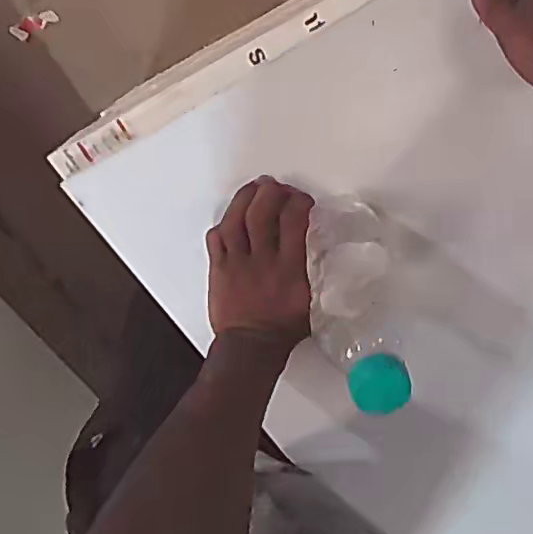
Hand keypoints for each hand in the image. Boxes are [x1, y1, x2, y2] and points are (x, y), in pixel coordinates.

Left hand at [206, 176, 313, 347]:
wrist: (250, 347)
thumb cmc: (283, 327)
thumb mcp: (310, 298)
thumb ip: (309, 270)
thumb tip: (316, 250)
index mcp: (288, 267)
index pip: (293, 221)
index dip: (299, 202)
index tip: (303, 199)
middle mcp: (261, 260)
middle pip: (262, 213)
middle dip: (271, 192)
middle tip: (277, 187)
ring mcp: (236, 263)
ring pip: (236, 220)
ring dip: (245, 199)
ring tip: (255, 189)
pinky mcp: (218, 269)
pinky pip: (216, 239)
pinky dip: (223, 224)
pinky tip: (232, 219)